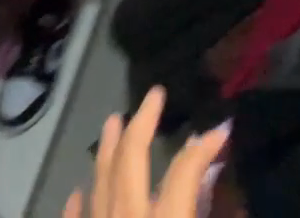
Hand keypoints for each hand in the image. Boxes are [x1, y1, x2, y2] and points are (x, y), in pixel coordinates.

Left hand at [65, 87, 228, 217]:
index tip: (223, 127)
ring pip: (100, 183)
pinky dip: (76, 205)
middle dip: (142, 124)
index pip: (185, 172)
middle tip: (154, 94)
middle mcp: (127, 216)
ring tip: (112, 120)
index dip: (205, 147)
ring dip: (107, 151)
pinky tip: (77, 191)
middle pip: (131, 162)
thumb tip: (212, 174)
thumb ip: (206, 209)